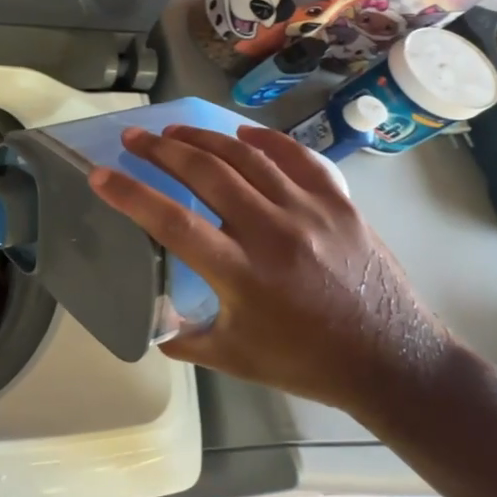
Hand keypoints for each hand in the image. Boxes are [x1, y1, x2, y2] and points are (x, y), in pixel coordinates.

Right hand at [89, 124, 453, 415]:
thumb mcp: (235, 359)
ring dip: (204, 138)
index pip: (172, 222)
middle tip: (133, 139)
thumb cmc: (308, 363)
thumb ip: (185, 339)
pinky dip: (267, 140)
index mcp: (241, 274)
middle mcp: (273, 234)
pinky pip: (298, 158)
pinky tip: (242, 134)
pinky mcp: (341, 205)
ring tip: (174, 133)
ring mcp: (311, 213)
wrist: (396, 363)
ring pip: (247, 157)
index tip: (100, 175)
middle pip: (206, 173)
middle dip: (161, 150)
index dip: (131, 195)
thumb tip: (151, 323)